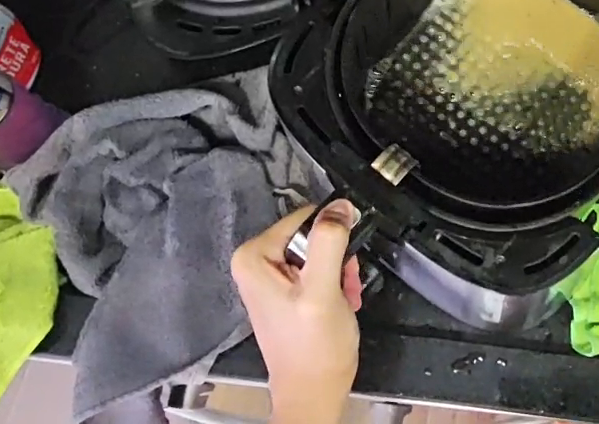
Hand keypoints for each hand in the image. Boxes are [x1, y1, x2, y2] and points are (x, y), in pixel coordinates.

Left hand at [231, 201, 365, 423]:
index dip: (330, 237)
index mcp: (253, 257)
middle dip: (337, 257)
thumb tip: (341, 204)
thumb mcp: (322, 290)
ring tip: (344, 297)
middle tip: (344, 283)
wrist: (314, 395)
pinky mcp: (287, 289)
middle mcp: (256, 261)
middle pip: (312, 234)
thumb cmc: (313, 348)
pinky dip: (336, 281)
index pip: (305, 217)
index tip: (340, 265)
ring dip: (340, 270)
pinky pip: (319, 266)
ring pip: (321, 249)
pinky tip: (341, 302)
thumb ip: (329, 242)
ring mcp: (271, 276)